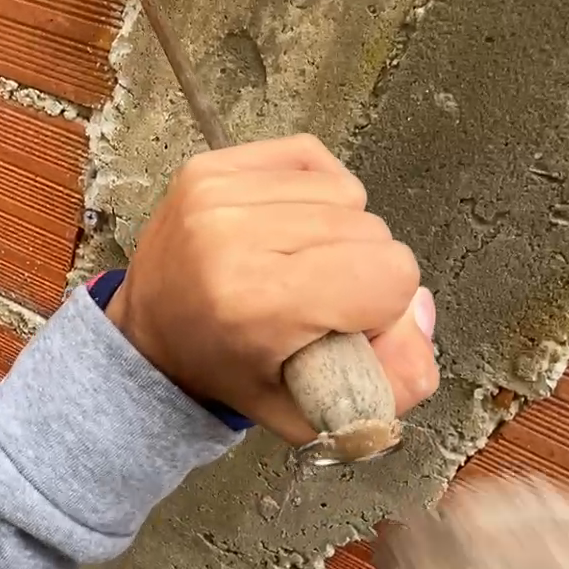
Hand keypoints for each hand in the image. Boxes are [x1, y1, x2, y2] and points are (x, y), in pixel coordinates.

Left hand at [104, 135, 437, 442]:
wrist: (146, 333)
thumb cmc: (226, 369)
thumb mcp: (312, 410)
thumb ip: (392, 384)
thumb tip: (422, 309)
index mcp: (257, 299)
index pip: (389, 273)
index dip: (383, 308)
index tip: (341, 327)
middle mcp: (230, 234)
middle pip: (371, 231)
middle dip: (361, 271)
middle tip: (313, 300)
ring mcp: (214, 192)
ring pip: (345, 194)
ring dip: (336, 231)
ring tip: (293, 264)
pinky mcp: (208, 165)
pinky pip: (310, 158)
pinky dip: (313, 192)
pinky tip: (285, 227)